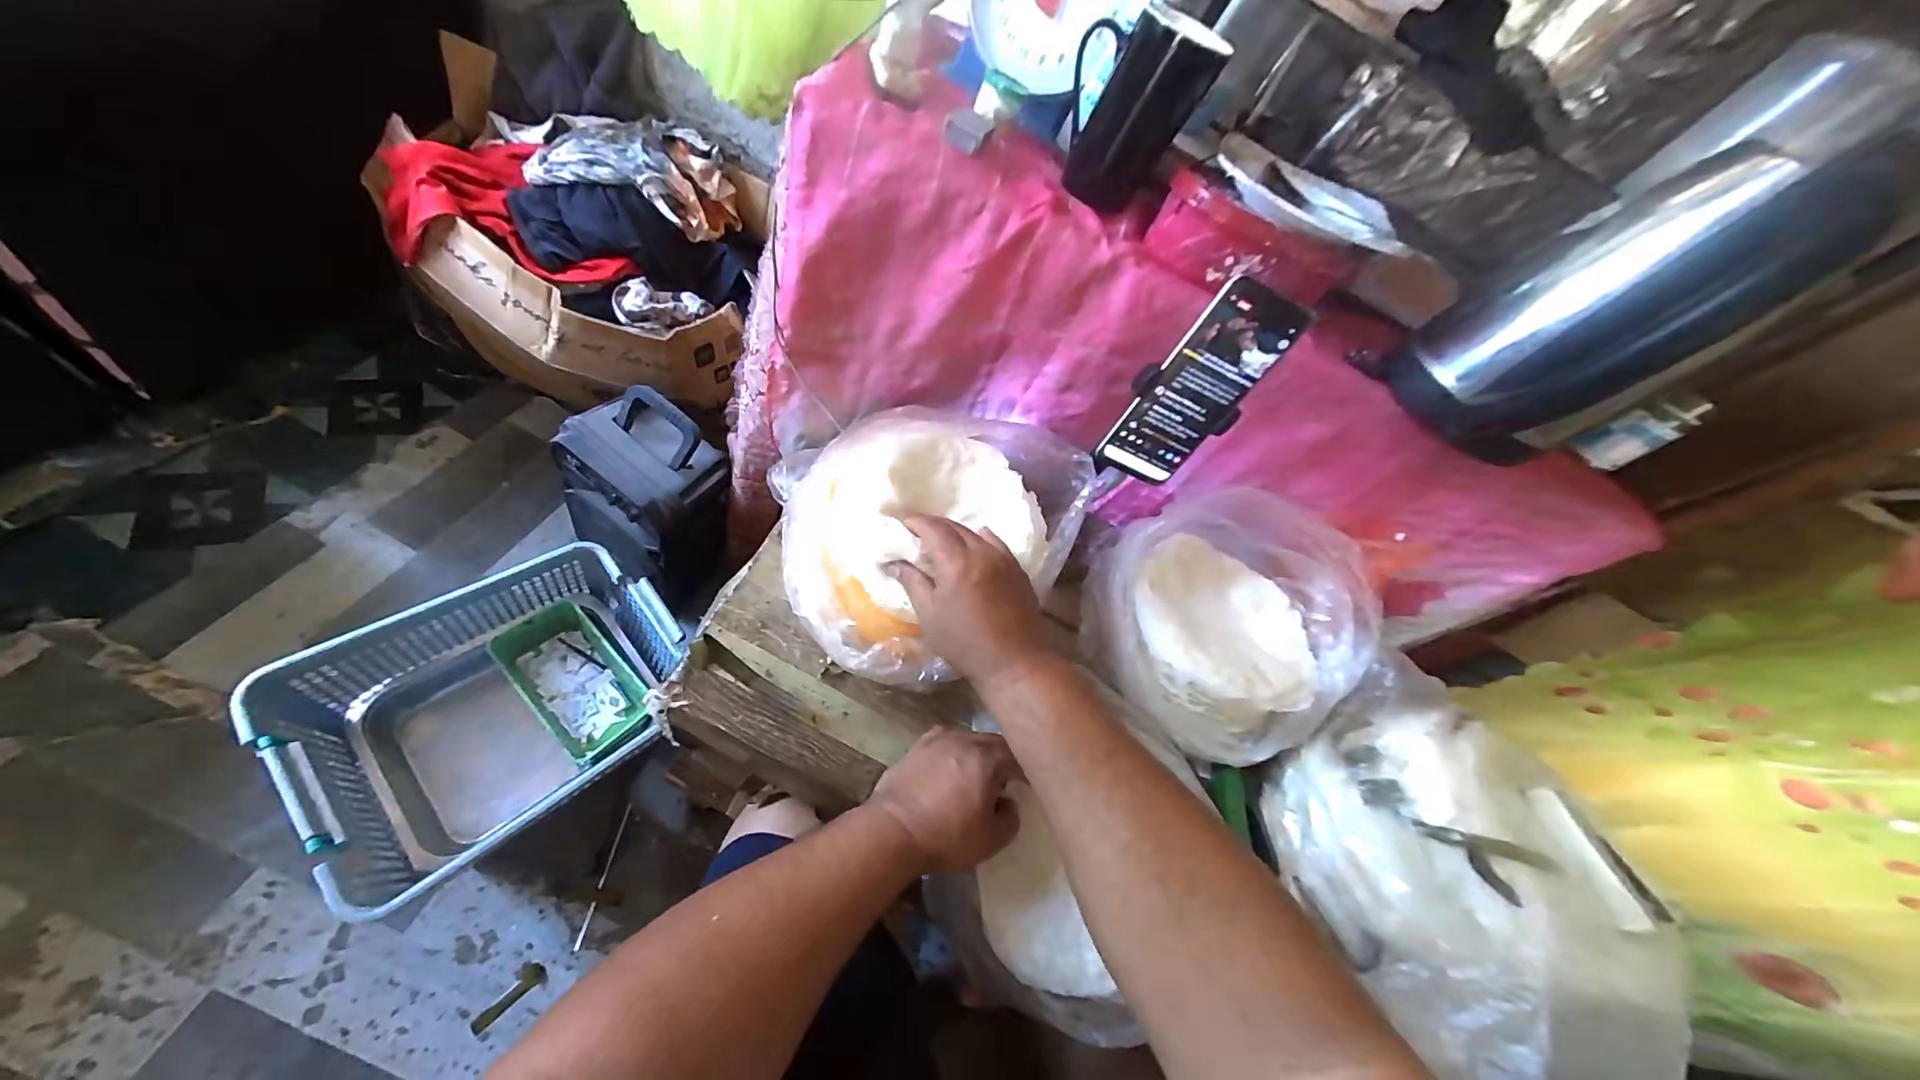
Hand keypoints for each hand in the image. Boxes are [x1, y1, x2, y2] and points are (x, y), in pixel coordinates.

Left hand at [865, 728, 1021, 873]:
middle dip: (1000, 759)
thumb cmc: (947, 837)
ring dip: (974, 754)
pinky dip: (950, 753)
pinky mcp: (915, 748)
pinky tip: (946, 770)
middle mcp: (963, 740)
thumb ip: (1010, 818)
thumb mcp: (991, 839)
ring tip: (972, 775)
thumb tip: (1007, 802)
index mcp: (986, 758)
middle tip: (1001, 781)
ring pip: (965, 740)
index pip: (1014, 755)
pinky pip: (942, 744)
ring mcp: (936, 740)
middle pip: (991, 742)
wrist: (892, 832)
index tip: (1024, 784)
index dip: (1022, 770)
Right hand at [888, 514, 1056, 683]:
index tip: (903, 523)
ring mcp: (1004, 559)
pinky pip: (996, 544)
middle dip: (934, 525)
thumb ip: (913, 583)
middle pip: (955, 527)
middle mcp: (982, 552)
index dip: (916, 522)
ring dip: (957, 532)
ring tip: (944, 540)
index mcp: (957, 561)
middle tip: (918, 531)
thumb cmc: (964, 642)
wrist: (1014, 660)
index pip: (933, 528)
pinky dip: (980, 539)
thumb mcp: (929, 615)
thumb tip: (898, 563)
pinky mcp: (1018, 570)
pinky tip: (977, 544)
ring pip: (976, 534)